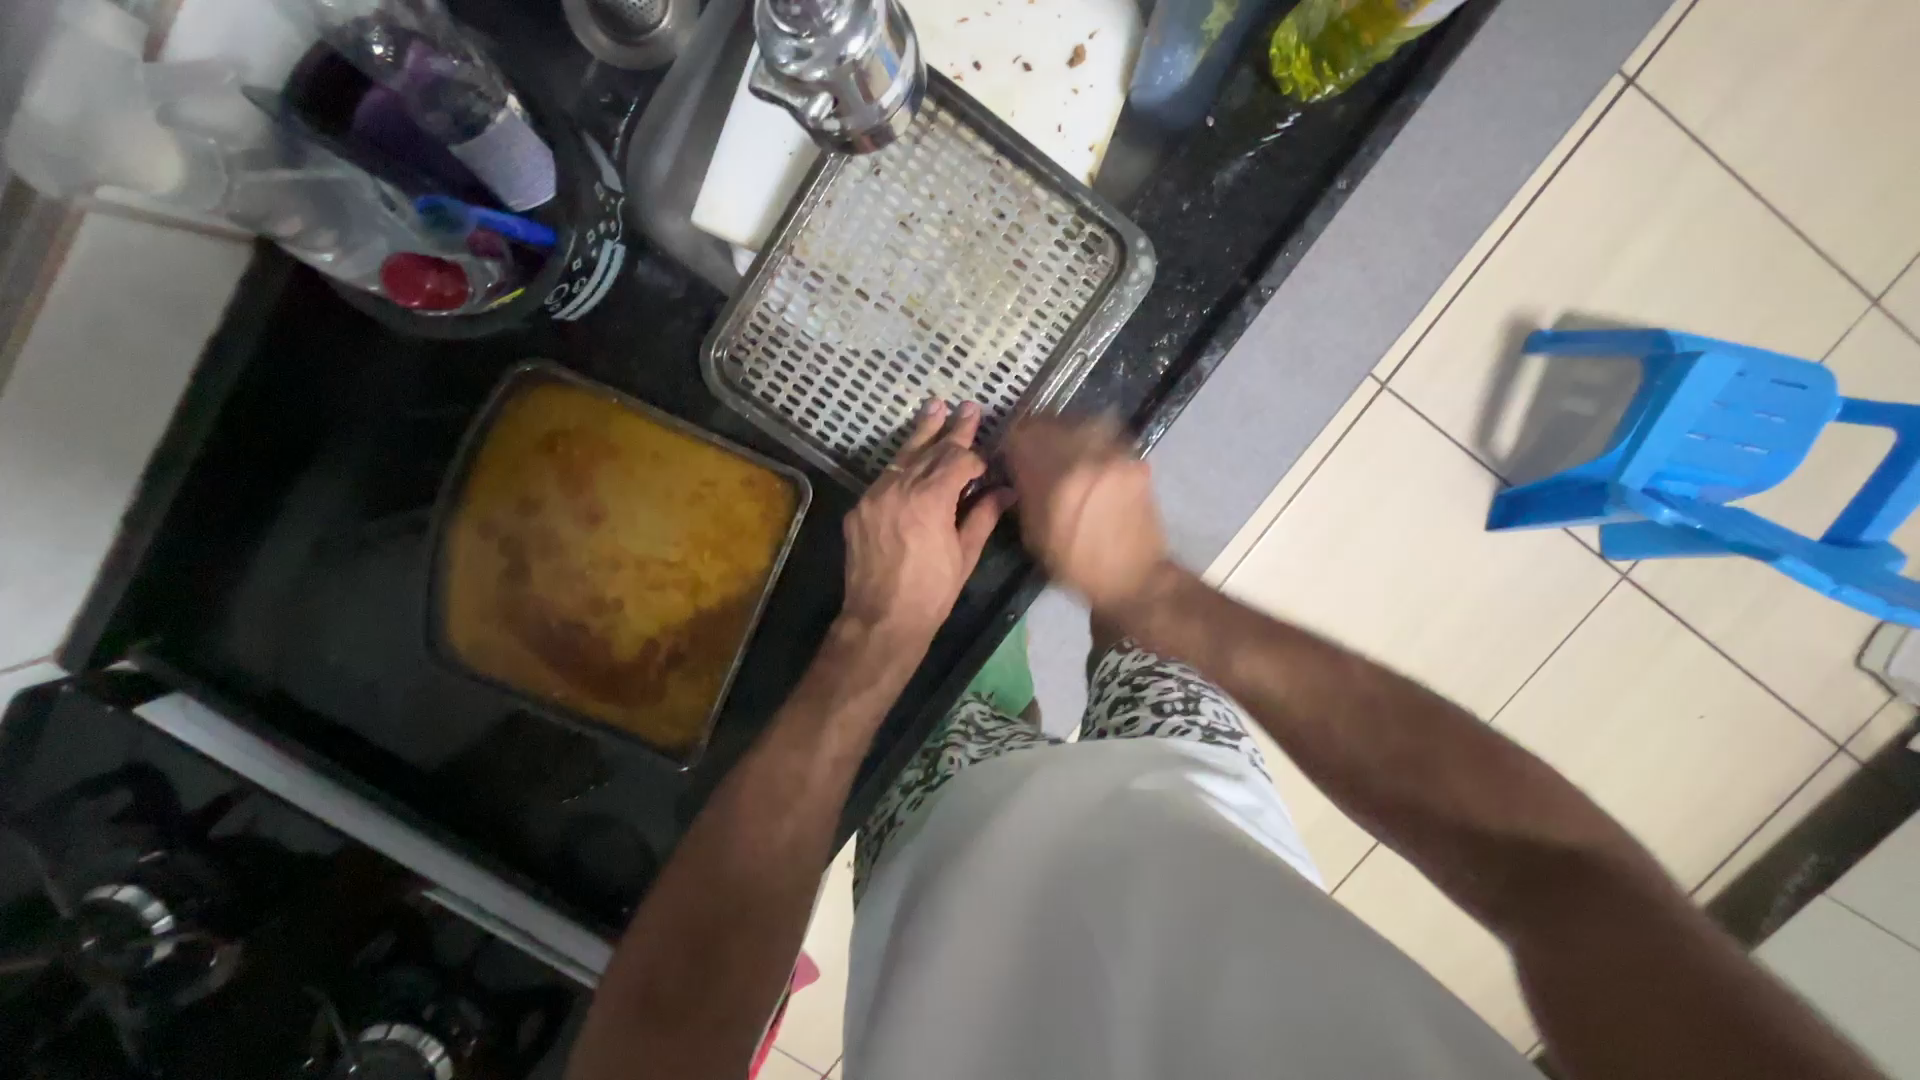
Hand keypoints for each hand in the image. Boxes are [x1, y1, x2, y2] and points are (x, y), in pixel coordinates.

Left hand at [840, 401, 1014, 643]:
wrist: (881, 619)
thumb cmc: (931, 593)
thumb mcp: (965, 554)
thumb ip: (982, 515)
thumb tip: (1005, 492)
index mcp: (930, 499)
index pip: (957, 460)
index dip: (975, 458)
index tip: (988, 461)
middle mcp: (899, 488)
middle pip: (931, 450)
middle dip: (952, 429)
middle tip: (968, 407)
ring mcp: (874, 496)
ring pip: (903, 457)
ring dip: (922, 434)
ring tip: (935, 407)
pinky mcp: (859, 509)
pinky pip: (885, 478)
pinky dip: (902, 466)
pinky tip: (912, 457)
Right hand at [1003, 415, 1169, 612]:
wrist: (1134, 578)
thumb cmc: (1078, 566)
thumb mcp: (1036, 538)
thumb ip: (1025, 497)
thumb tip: (1017, 469)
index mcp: (1055, 483)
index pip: (1022, 438)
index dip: (1011, 439)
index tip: (1008, 447)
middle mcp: (1085, 462)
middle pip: (1051, 423)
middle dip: (1036, 429)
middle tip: (1030, 440)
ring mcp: (1115, 459)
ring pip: (1081, 423)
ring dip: (1064, 428)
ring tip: (1060, 441)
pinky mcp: (1135, 462)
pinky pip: (1107, 436)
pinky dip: (1092, 437)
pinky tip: (1088, 452)